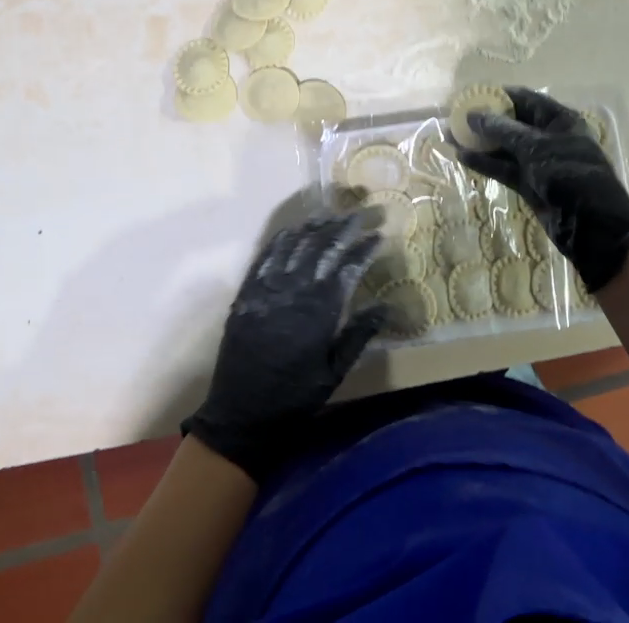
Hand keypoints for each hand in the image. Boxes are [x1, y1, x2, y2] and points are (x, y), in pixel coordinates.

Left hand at [183, 211, 386, 482]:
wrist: (241, 415)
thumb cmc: (295, 398)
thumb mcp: (334, 372)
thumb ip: (359, 335)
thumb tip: (387, 306)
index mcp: (320, 313)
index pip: (347, 268)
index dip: (364, 249)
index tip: (380, 235)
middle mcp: (294, 293)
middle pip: (321, 249)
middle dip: (344, 228)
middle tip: (361, 213)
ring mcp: (266, 291)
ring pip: (293, 247)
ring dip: (313, 228)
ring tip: (331, 214)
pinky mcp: (246, 295)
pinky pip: (264, 259)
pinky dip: (280, 241)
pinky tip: (292, 230)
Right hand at [456, 87, 628, 291]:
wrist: (591, 226)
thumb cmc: (570, 175)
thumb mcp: (536, 148)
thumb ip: (503, 130)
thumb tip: (472, 115)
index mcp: (560, 120)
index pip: (525, 100)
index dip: (498, 97)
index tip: (471, 97)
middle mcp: (550, 138)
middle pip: (512, 123)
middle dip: (484, 121)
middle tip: (455, 119)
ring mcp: (540, 163)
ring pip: (505, 148)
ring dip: (481, 143)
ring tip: (451, 138)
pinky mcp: (531, 184)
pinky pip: (505, 169)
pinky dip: (486, 164)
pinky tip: (463, 158)